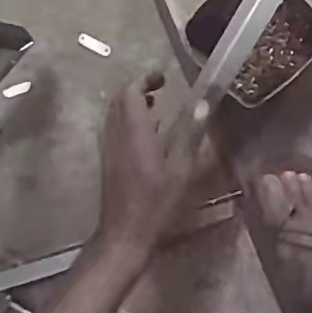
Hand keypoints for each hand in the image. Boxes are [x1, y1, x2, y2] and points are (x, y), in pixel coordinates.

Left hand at [97, 71, 213, 256]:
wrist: (124, 235)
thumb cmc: (156, 203)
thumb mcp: (181, 169)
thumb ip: (189, 133)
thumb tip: (202, 103)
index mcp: (134, 132)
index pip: (131, 92)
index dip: (145, 79)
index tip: (164, 77)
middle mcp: (116, 135)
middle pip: (119, 99)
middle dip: (138, 87)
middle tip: (161, 88)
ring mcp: (109, 149)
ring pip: (114, 113)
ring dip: (132, 103)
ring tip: (157, 106)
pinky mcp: (108, 161)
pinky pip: (114, 128)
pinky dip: (129, 119)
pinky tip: (148, 133)